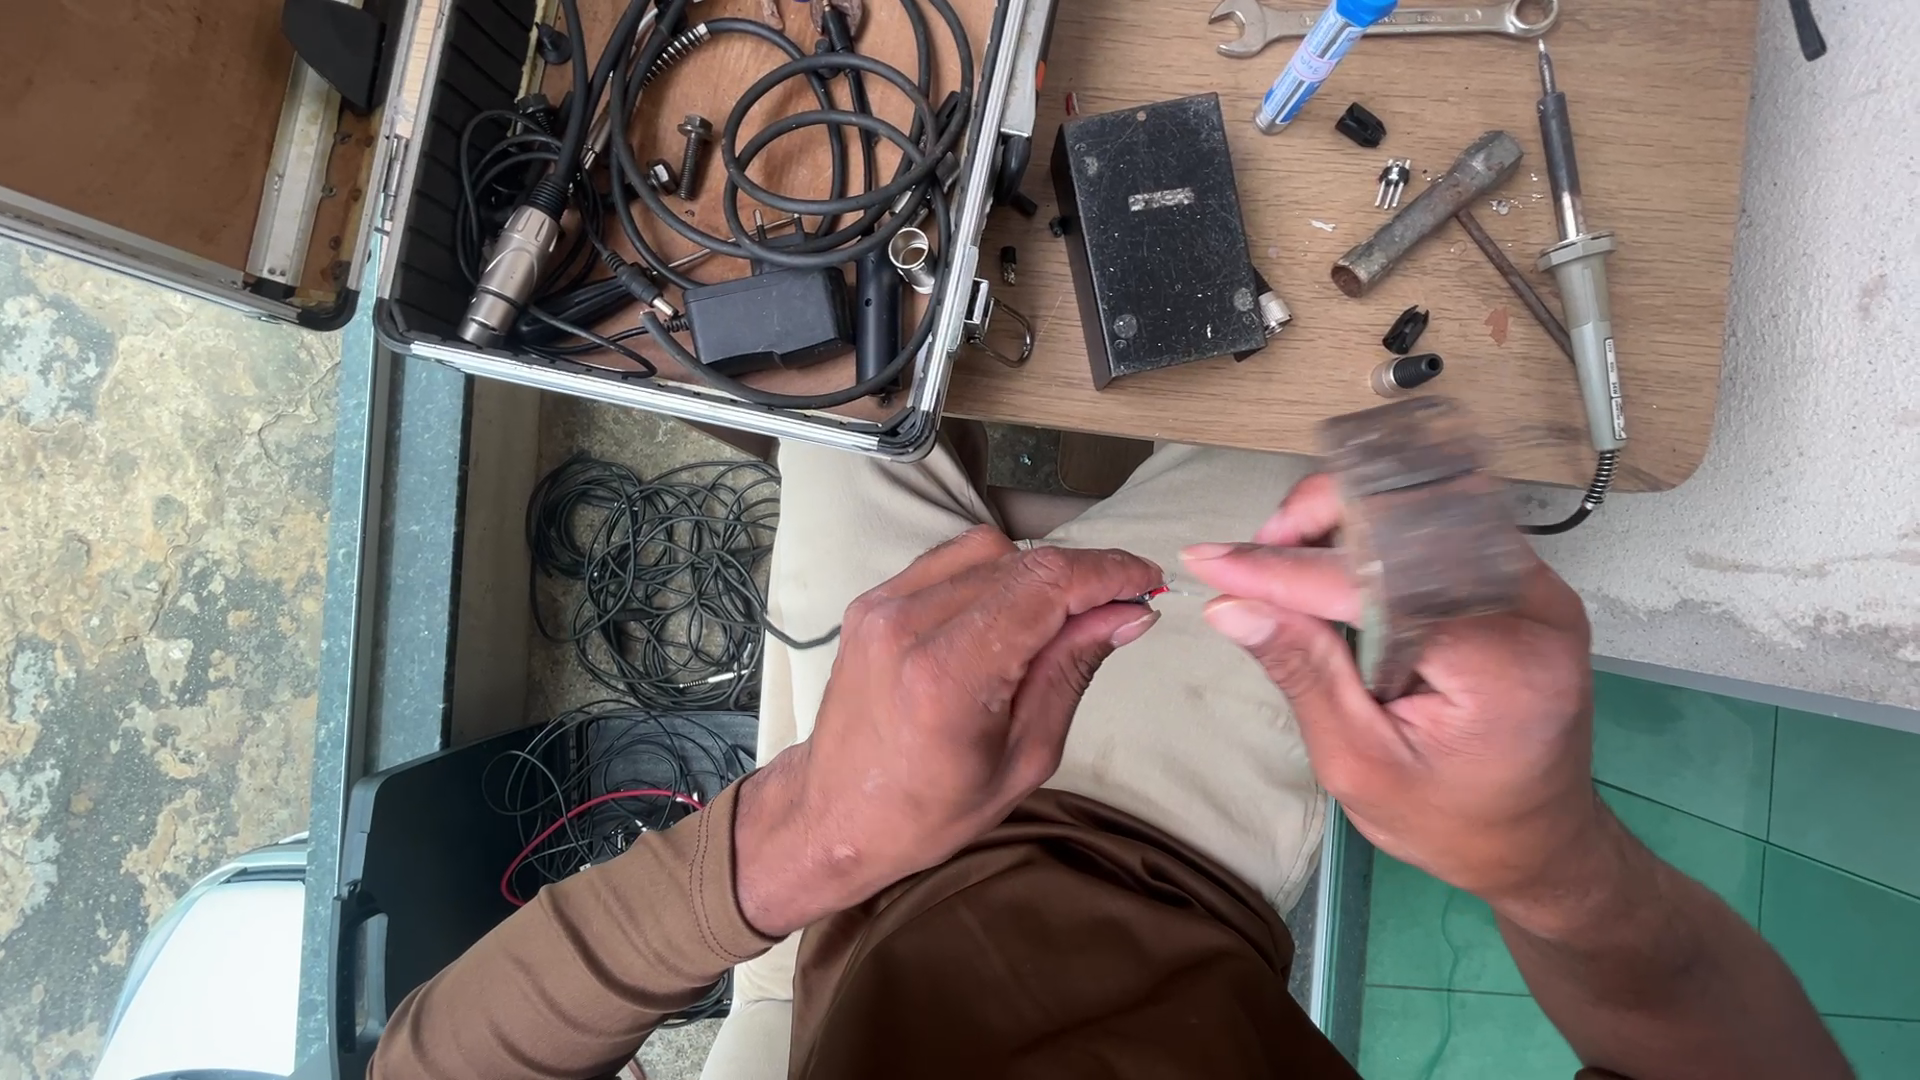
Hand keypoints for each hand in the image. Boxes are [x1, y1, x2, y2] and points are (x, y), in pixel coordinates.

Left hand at [735, 527, 1162, 936]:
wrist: (833, 812)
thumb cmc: (932, 810)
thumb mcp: (1025, 758)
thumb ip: (1072, 670)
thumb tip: (1128, 613)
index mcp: (948, 674)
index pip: (1045, 586)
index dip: (1108, 572)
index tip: (1147, 580)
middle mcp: (908, 622)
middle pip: (1021, 561)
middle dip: (1082, 574)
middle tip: (1116, 607)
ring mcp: (881, 603)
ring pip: (986, 549)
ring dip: (1036, 573)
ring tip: (1055, 618)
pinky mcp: (871, 599)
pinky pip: (950, 560)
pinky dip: (993, 573)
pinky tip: (1005, 612)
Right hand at [1179, 474, 1603, 912]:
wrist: (1536, 839)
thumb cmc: (1447, 818)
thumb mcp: (1358, 763)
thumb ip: (1301, 673)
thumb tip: (1229, 607)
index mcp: (1503, 664)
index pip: (1374, 587)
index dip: (1282, 571)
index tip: (1209, 561)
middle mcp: (1531, 605)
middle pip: (1410, 514)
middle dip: (1319, 517)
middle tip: (1255, 557)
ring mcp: (1529, 584)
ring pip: (1419, 505)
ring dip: (1340, 516)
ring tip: (1284, 560)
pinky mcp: (1512, 579)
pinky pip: (1430, 524)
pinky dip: (1366, 528)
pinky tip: (1324, 560)